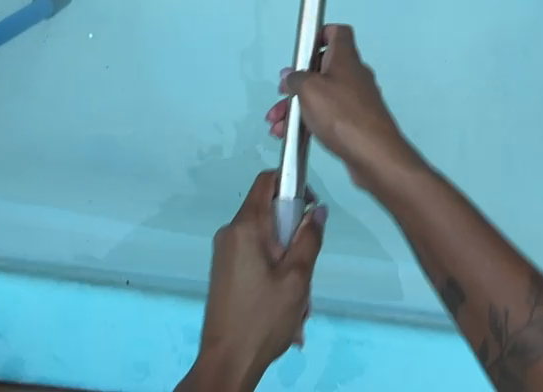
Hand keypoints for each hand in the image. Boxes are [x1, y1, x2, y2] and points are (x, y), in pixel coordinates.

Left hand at [182, 171, 325, 391]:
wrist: (226, 362)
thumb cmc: (263, 317)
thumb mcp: (297, 278)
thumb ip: (309, 239)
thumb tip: (317, 210)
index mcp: (247, 226)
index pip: (267, 180)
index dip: (292, 182)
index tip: (310, 206)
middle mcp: (231, 232)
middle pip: (269, 212)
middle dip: (293, 234)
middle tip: (305, 266)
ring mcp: (225, 252)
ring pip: (265, 239)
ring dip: (286, 260)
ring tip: (297, 298)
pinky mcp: (224, 271)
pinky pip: (254, 257)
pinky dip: (272, 271)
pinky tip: (283, 306)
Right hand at [268, 24, 423, 194]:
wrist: (373, 153)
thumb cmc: (340, 113)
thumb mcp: (309, 90)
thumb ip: (296, 78)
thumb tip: (290, 75)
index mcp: (345, 57)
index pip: (337, 32)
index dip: (320, 34)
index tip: (302, 49)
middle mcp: (353, 74)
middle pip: (323, 68)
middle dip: (298, 82)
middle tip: (281, 96)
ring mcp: (356, 99)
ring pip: (322, 95)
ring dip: (298, 106)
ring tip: (277, 125)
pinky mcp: (356, 121)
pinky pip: (328, 114)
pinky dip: (310, 121)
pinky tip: (291, 135)